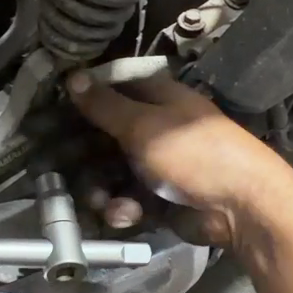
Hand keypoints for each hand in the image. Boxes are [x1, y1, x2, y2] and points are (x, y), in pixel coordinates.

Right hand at [64, 71, 292, 247]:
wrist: (239, 207)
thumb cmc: (192, 153)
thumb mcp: (143, 124)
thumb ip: (105, 105)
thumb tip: (73, 76)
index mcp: (158, 99)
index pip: (112, 91)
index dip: (83, 101)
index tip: (53, 115)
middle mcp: (155, 129)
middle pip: (105, 138)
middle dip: (85, 157)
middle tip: (59, 170)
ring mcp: (156, 166)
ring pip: (112, 174)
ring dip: (101, 190)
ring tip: (100, 202)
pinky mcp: (159, 199)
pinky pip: (127, 200)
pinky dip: (123, 209)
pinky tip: (128, 215)